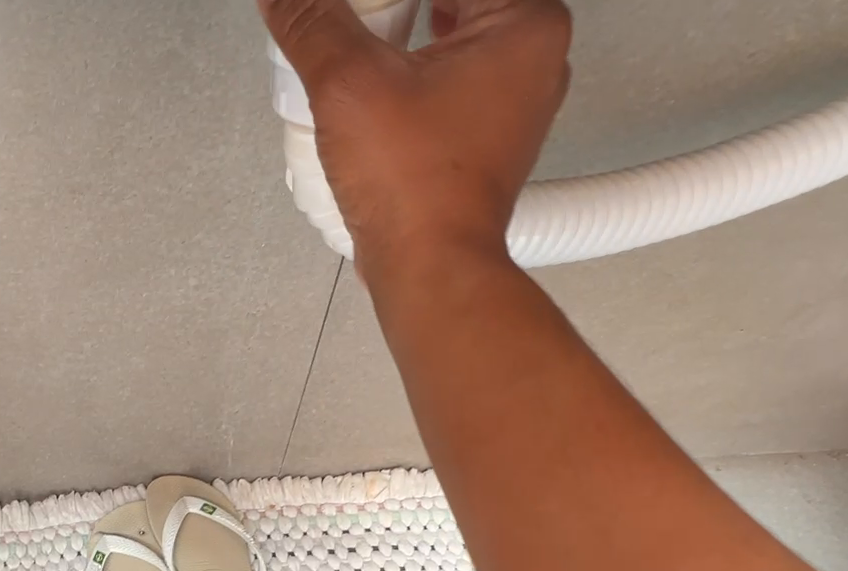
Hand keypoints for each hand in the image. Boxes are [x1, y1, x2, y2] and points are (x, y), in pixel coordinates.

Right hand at [261, 0, 571, 274]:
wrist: (427, 267)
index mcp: (525, 21)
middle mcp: (534, 59)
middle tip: (356, 18)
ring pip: (455, 45)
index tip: (359, 13)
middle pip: (459, 4)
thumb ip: (312, 23)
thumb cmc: (411, 181)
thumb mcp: (348, 83)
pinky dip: (414, 79)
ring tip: (358, 45)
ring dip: (404, 40)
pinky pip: (450, 89)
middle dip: (400, 9)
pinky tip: (374, 89)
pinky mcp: (486, 146)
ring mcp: (513, 107)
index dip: (389, 0)